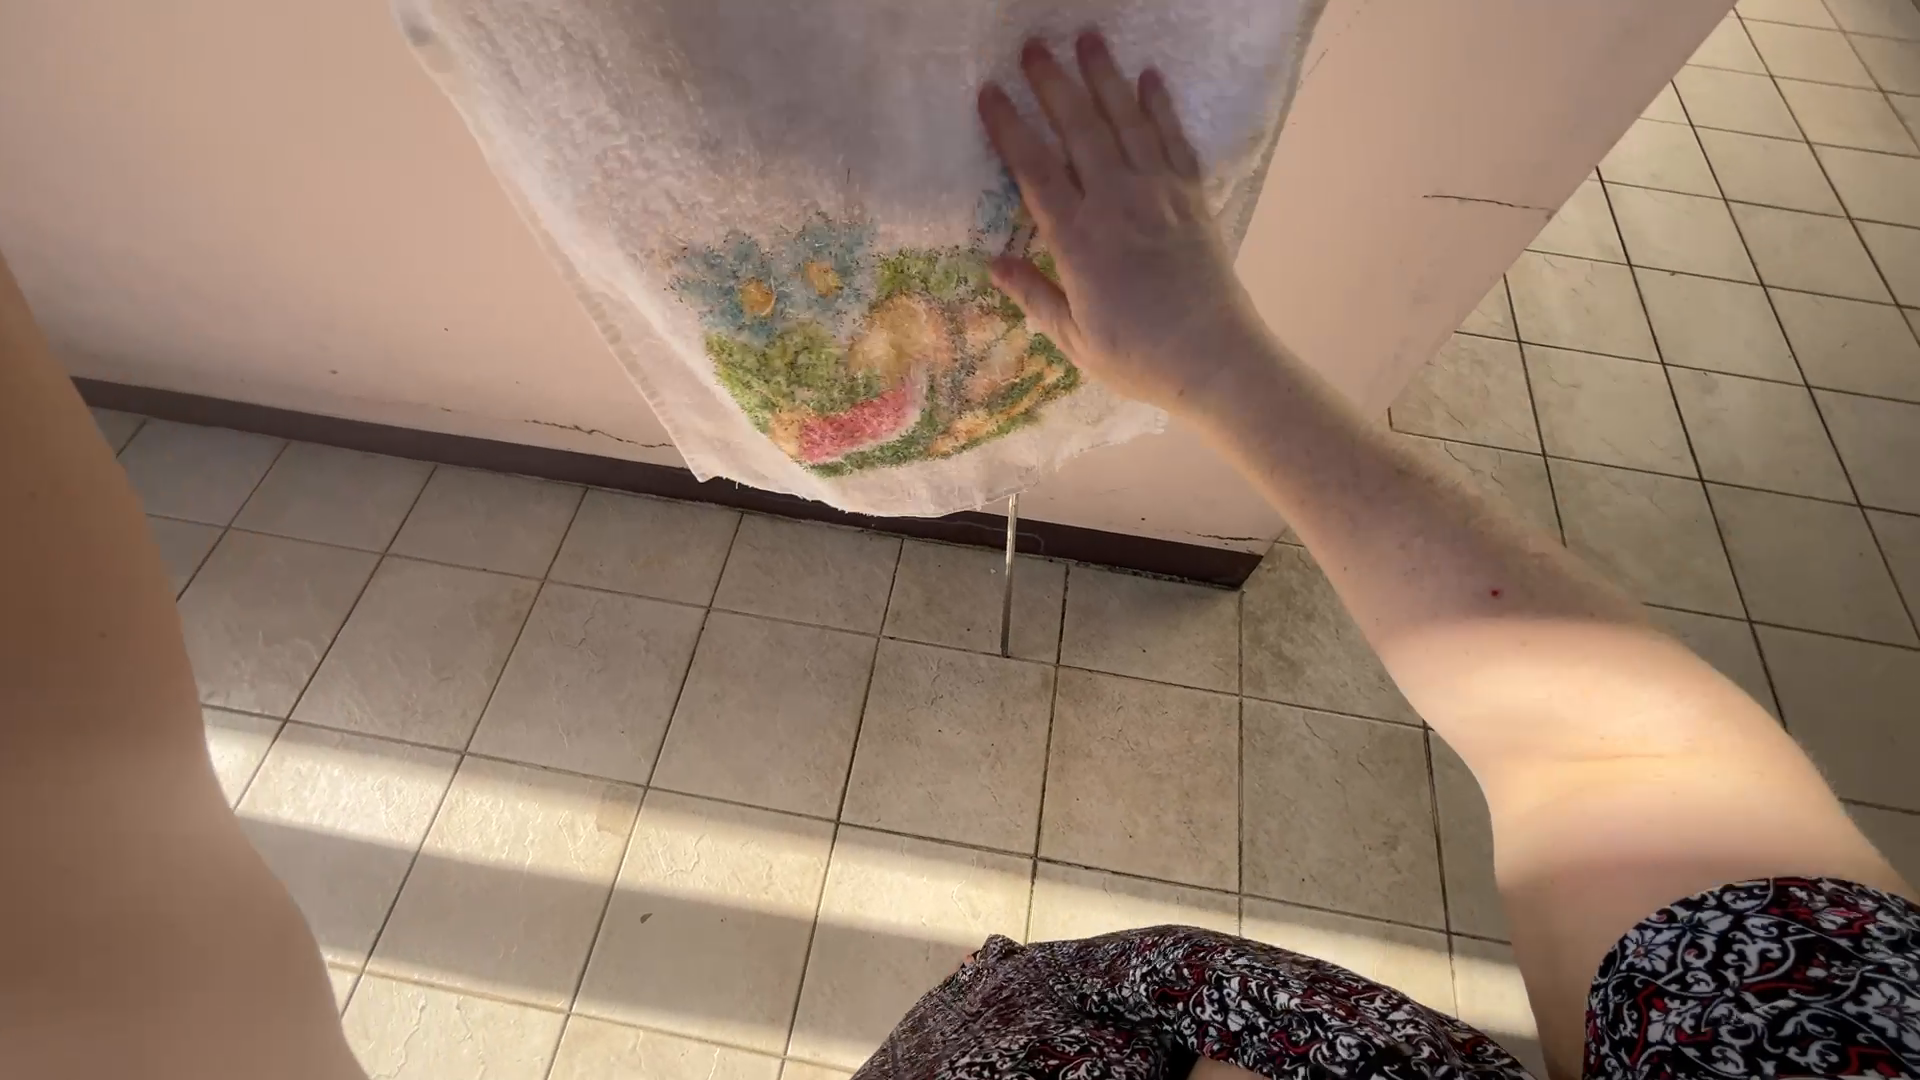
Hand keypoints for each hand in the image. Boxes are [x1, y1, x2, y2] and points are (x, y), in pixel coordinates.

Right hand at [978, 33, 1274, 416]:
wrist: (1212, 357)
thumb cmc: (1137, 357)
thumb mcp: (1074, 339)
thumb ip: (1034, 296)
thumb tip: (993, 264)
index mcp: (1078, 241)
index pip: (1035, 171)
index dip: (1010, 129)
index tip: (990, 94)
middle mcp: (1116, 203)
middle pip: (1079, 129)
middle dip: (1053, 84)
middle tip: (1034, 45)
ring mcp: (1159, 194)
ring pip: (1126, 121)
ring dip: (1104, 77)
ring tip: (1087, 38)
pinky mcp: (1192, 197)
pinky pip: (1173, 139)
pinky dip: (1160, 105)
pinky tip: (1149, 77)